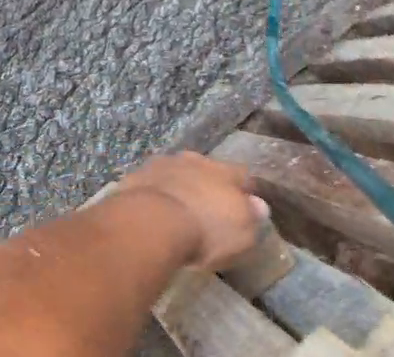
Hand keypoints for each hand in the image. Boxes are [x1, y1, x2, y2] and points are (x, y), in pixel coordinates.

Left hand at [117, 152, 270, 269]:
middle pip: (205, 169)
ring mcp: (161, 165)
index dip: (244, 189)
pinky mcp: (135, 178)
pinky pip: (150, 184)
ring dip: (178, 186)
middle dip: (207, 184)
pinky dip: (154, 195)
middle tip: (207, 206)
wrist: (152, 222)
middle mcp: (193, 160)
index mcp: (222, 171)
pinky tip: (152, 212)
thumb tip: (258, 205)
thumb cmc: (205, 229)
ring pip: (175, 172)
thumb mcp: (242, 232)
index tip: (245, 202)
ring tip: (176, 209)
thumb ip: (252, 217)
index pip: (241, 174)